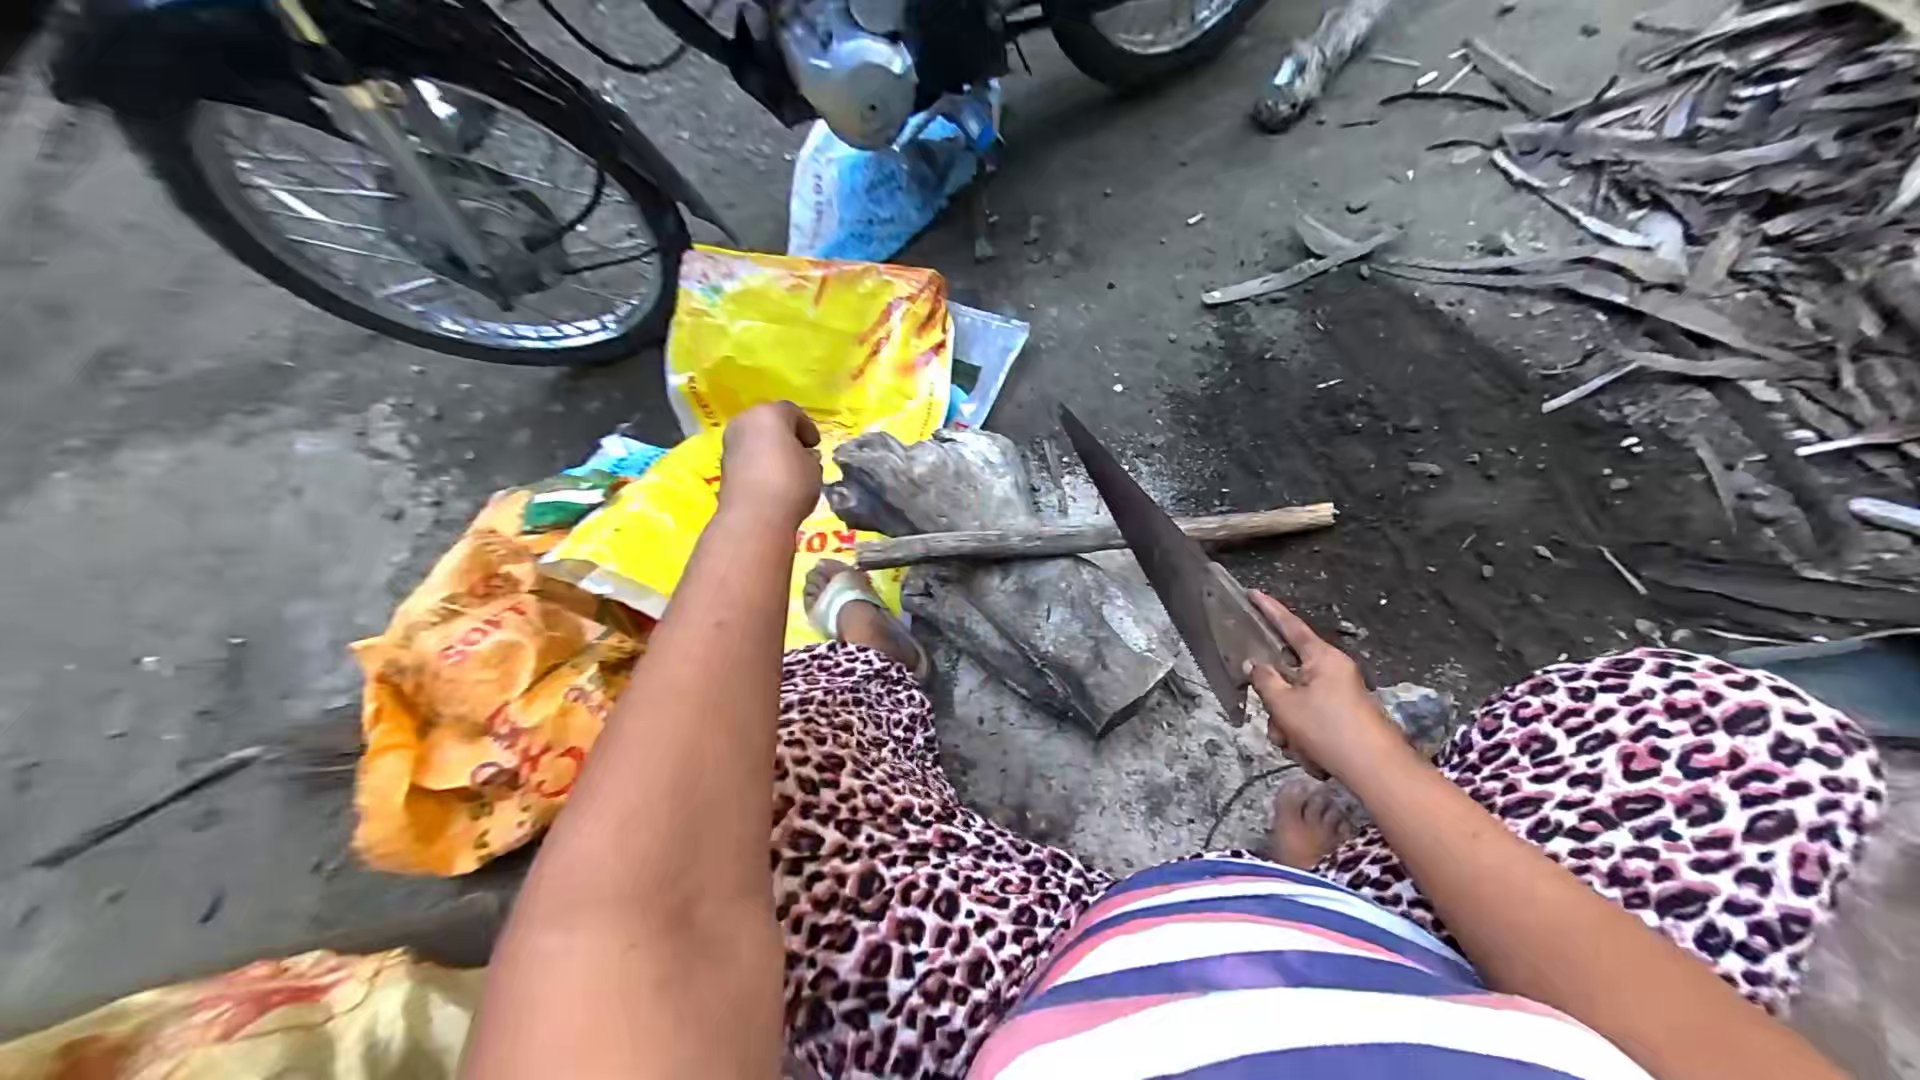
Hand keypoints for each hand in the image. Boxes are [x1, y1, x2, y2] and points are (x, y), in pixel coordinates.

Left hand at [719, 402, 821, 527]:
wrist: (754, 516)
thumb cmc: (791, 482)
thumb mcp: (813, 468)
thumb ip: (809, 457)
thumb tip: (803, 457)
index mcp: (769, 414)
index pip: (792, 412)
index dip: (807, 427)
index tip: (816, 444)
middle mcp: (744, 422)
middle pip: (768, 422)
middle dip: (785, 436)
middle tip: (801, 453)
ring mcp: (730, 444)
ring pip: (755, 440)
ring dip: (770, 450)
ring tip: (787, 469)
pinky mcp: (723, 467)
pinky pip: (746, 457)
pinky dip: (758, 464)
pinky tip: (772, 480)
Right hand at [1245, 591, 1412, 782]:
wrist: (1377, 772)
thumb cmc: (1329, 729)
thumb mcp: (1284, 704)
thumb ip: (1264, 680)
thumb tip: (1254, 664)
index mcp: (1323, 658)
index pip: (1290, 626)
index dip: (1269, 610)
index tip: (1253, 593)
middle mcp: (1333, 671)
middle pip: (1288, 675)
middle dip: (1276, 703)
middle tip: (1275, 722)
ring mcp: (1340, 696)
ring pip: (1296, 703)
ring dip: (1288, 726)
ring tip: (1295, 746)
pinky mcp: (1343, 719)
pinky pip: (1310, 721)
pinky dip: (1304, 738)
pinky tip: (1311, 757)